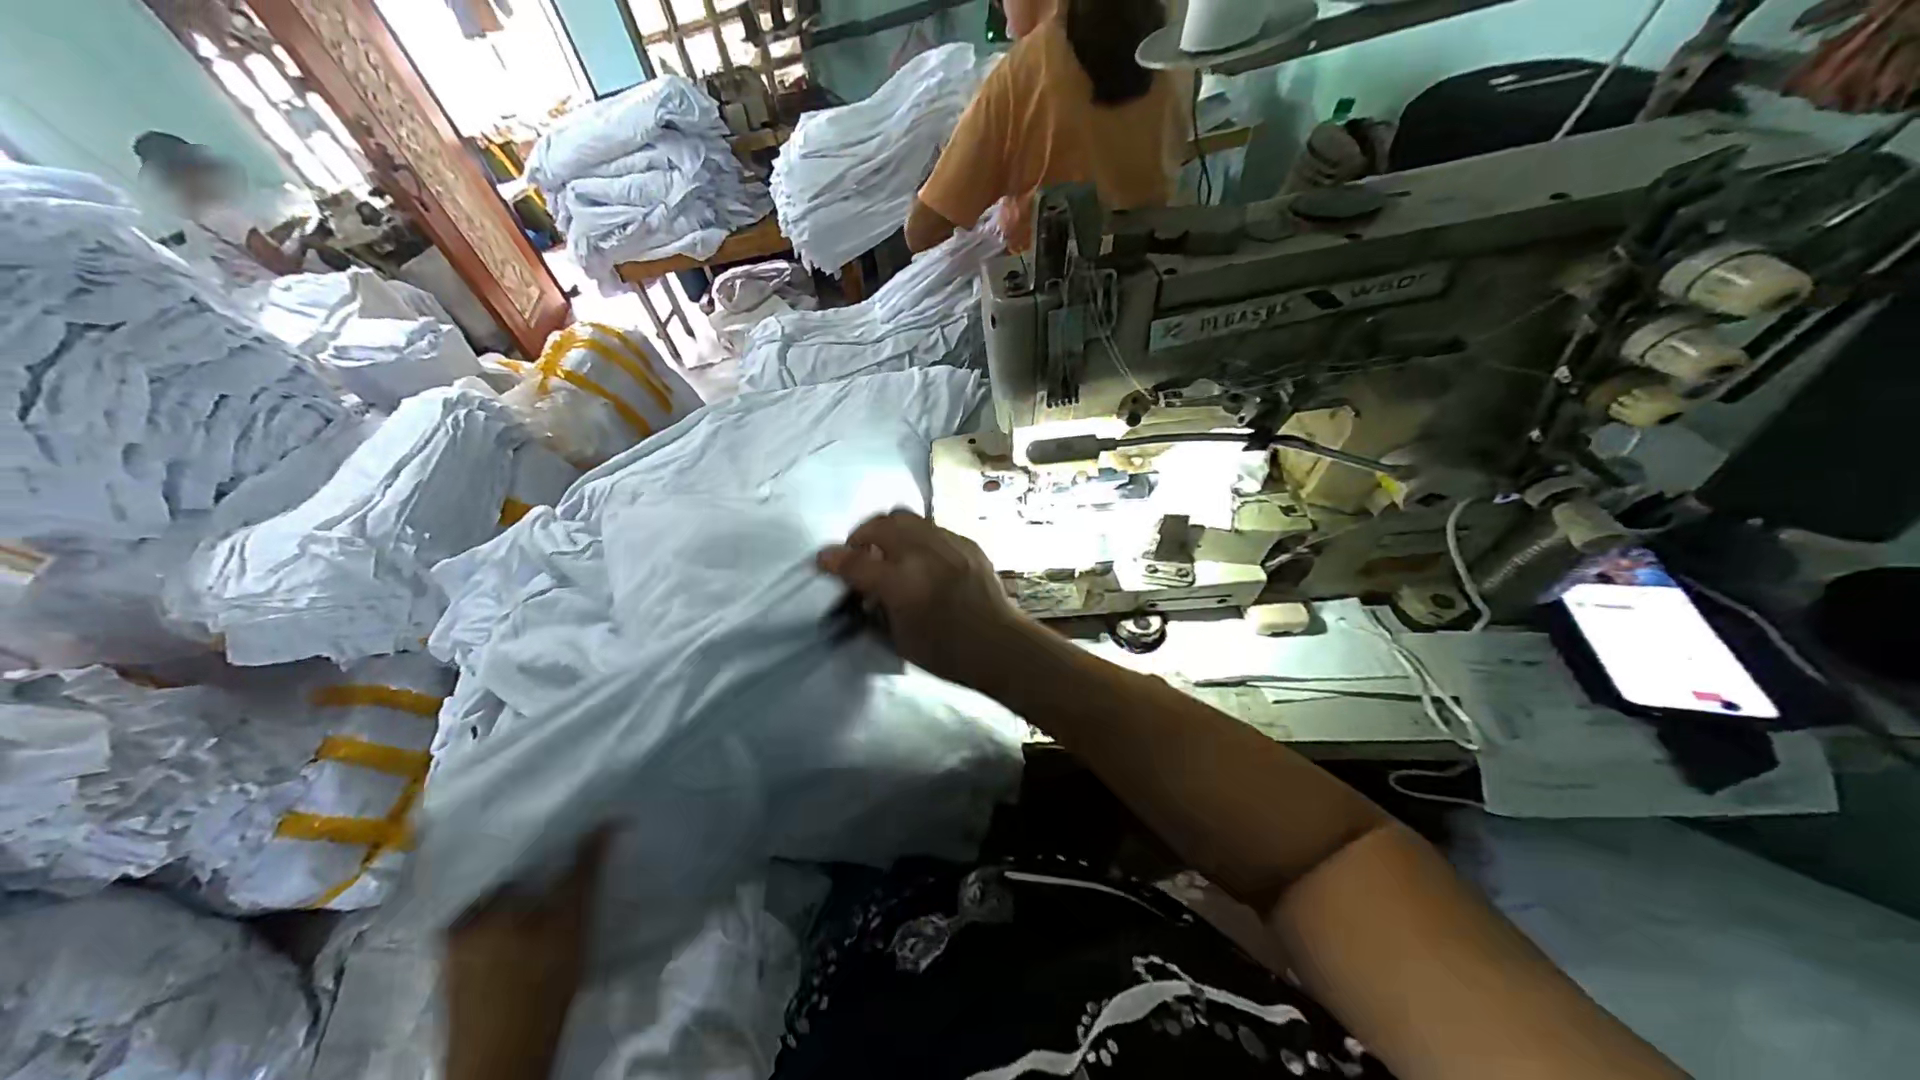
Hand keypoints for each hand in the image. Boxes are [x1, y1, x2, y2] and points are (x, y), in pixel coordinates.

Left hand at [444, 833, 605, 1079]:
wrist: (505, 1064)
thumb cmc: (537, 985)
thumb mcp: (572, 921)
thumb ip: (586, 869)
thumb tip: (607, 820)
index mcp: (470, 903)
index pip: (506, 850)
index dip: (542, 834)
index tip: (571, 821)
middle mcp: (453, 922)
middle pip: (501, 877)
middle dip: (534, 863)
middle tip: (570, 847)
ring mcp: (453, 952)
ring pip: (497, 904)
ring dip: (527, 891)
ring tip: (561, 879)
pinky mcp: (461, 975)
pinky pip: (492, 927)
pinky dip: (517, 916)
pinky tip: (542, 918)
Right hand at [817, 510, 1035, 691]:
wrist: (1000, 645)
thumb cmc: (946, 653)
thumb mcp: (899, 640)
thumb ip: (876, 609)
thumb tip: (865, 592)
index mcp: (901, 583)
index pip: (855, 563)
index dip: (832, 561)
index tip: (823, 560)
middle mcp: (922, 554)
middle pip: (880, 525)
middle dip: (861, 535)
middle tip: (859, 551)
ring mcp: (947, 543)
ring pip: (907, 518)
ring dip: (889, 530)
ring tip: (889, 548)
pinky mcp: (967, 543)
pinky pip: (933, 528)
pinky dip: (918, 538)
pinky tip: (923, 557)